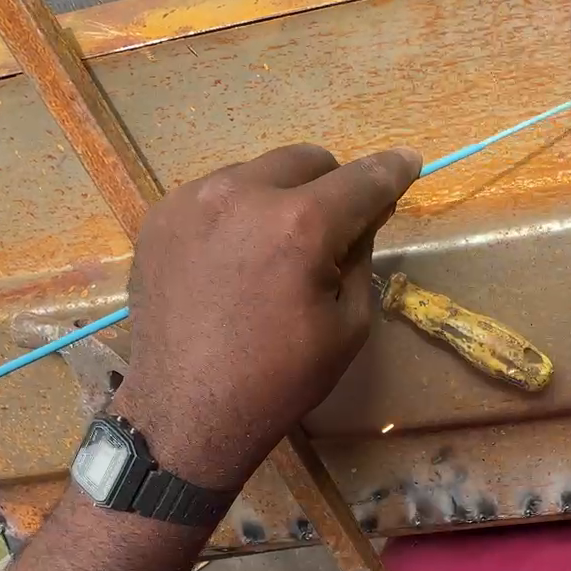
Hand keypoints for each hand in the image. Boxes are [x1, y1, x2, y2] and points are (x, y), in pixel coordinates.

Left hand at [110, 144, 420, 488]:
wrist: (189, 410)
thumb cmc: (281, 379)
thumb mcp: (348, 326)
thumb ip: (360, 259)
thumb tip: (363, 219)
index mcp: (299, 226)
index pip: (361, 180)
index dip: (392, 170)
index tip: (409, 161)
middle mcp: (243, 194)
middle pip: (307, 160)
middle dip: (333, 186)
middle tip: (336, 229)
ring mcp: (193, 200)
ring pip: (258, 172)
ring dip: (283, 197)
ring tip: (277, 252)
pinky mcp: (160, 218)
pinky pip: (216, 194)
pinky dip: (240, 214)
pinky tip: (236, 261)